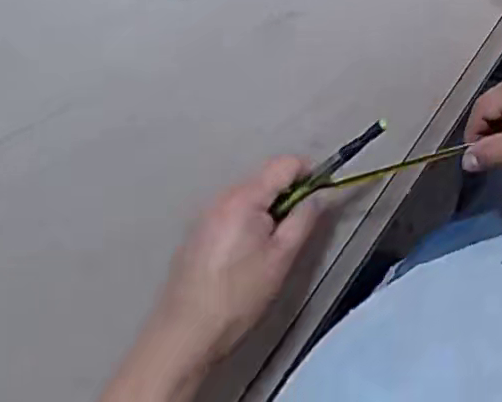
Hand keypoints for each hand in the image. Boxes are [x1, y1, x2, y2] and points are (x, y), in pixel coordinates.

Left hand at [102, 158, 325, 401]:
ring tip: (270, 244)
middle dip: (287, 193)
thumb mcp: (282, 257)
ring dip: (267, 207)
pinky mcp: (196, 232)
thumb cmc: (238, 297)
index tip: (318, 194)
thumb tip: (319, 195)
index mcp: (244, 198)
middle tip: (294, 226)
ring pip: (249, 194)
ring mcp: (206, 213)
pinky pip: (231, 210)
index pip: (285, 163)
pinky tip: (244, 253)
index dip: (308, 172)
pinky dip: (247, 218)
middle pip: (266, 176)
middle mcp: (222, 197)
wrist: (182, 338)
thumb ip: (305, 218)